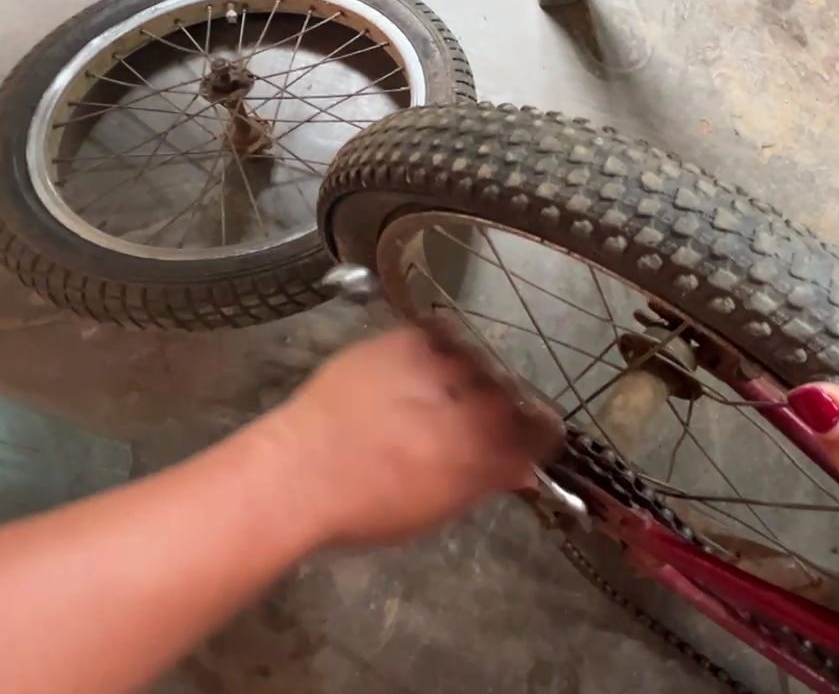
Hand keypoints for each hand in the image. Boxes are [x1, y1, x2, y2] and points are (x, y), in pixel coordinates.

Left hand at [270, 325, 561, 548]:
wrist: (295, 473)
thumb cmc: (363, 504)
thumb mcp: (437, 504)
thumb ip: (488, 478)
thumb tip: (524, 467)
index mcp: (472, 447)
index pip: (533, 428)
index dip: (543, 429)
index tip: (542, 432)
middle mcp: (455, 399)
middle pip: (508, 388)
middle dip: (509, 401)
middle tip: (490, 414)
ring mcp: (425, 365)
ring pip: (476, 357)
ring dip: (477, 372)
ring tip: (456, 387)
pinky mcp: (395, 341)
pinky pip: (437, 334)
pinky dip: (444, 347)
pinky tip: (433, 361)